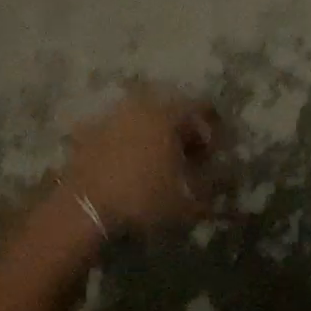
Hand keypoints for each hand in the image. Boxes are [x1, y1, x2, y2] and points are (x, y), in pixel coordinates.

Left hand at [63, 87, 219, 229]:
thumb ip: (211, 187)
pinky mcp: (89, 130)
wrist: (85, 206)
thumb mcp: (187, 202)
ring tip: (159, 162)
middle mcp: (139, 104)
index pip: (199, 107)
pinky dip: (128, 142)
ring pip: (142, 117)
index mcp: (167, 113)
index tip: (215, 151)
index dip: (212, 127)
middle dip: (182, 130)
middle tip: (189, 156)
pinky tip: (129, 165)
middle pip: (169, 109)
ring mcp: (111, 114)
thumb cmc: (142, 199)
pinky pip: (117, 130)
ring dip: (154, 134)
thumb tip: (226, 178)